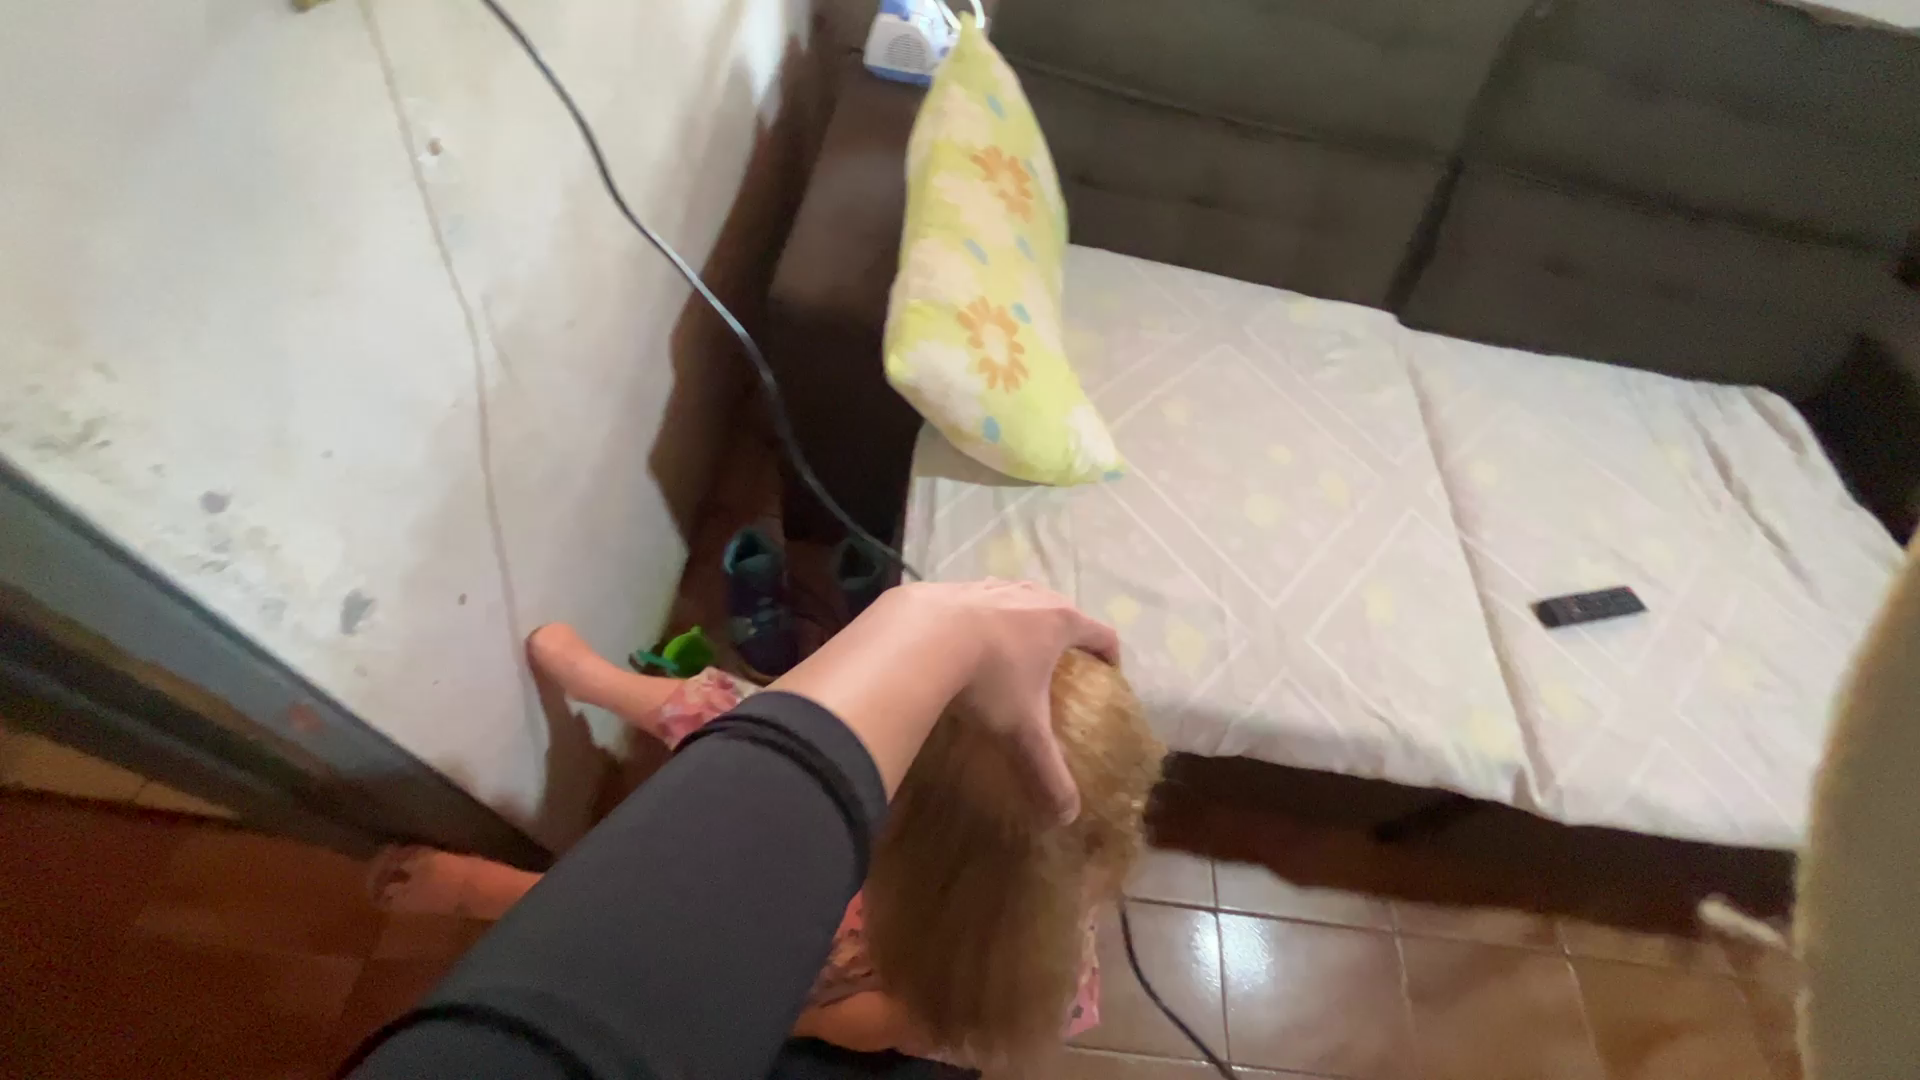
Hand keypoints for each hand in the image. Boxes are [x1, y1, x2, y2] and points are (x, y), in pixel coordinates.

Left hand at [918, 579, 1119, 823]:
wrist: (920, 636)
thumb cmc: (988, 677)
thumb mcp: (1022, 729)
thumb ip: (1048, 770)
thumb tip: (1067, 815)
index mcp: (1059, 621)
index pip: (1101, 633)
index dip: (1109, 653)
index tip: (1109, 672)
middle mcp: (1031, 596)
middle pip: (1061, 609)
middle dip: (1065, 634)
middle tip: (1060, 664)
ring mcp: (991, 586)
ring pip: (1019, 600)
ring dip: (1022, 621)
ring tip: (1013, 651)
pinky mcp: (955, 586)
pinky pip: (979, 601)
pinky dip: (981, 618)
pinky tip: (963, 643)